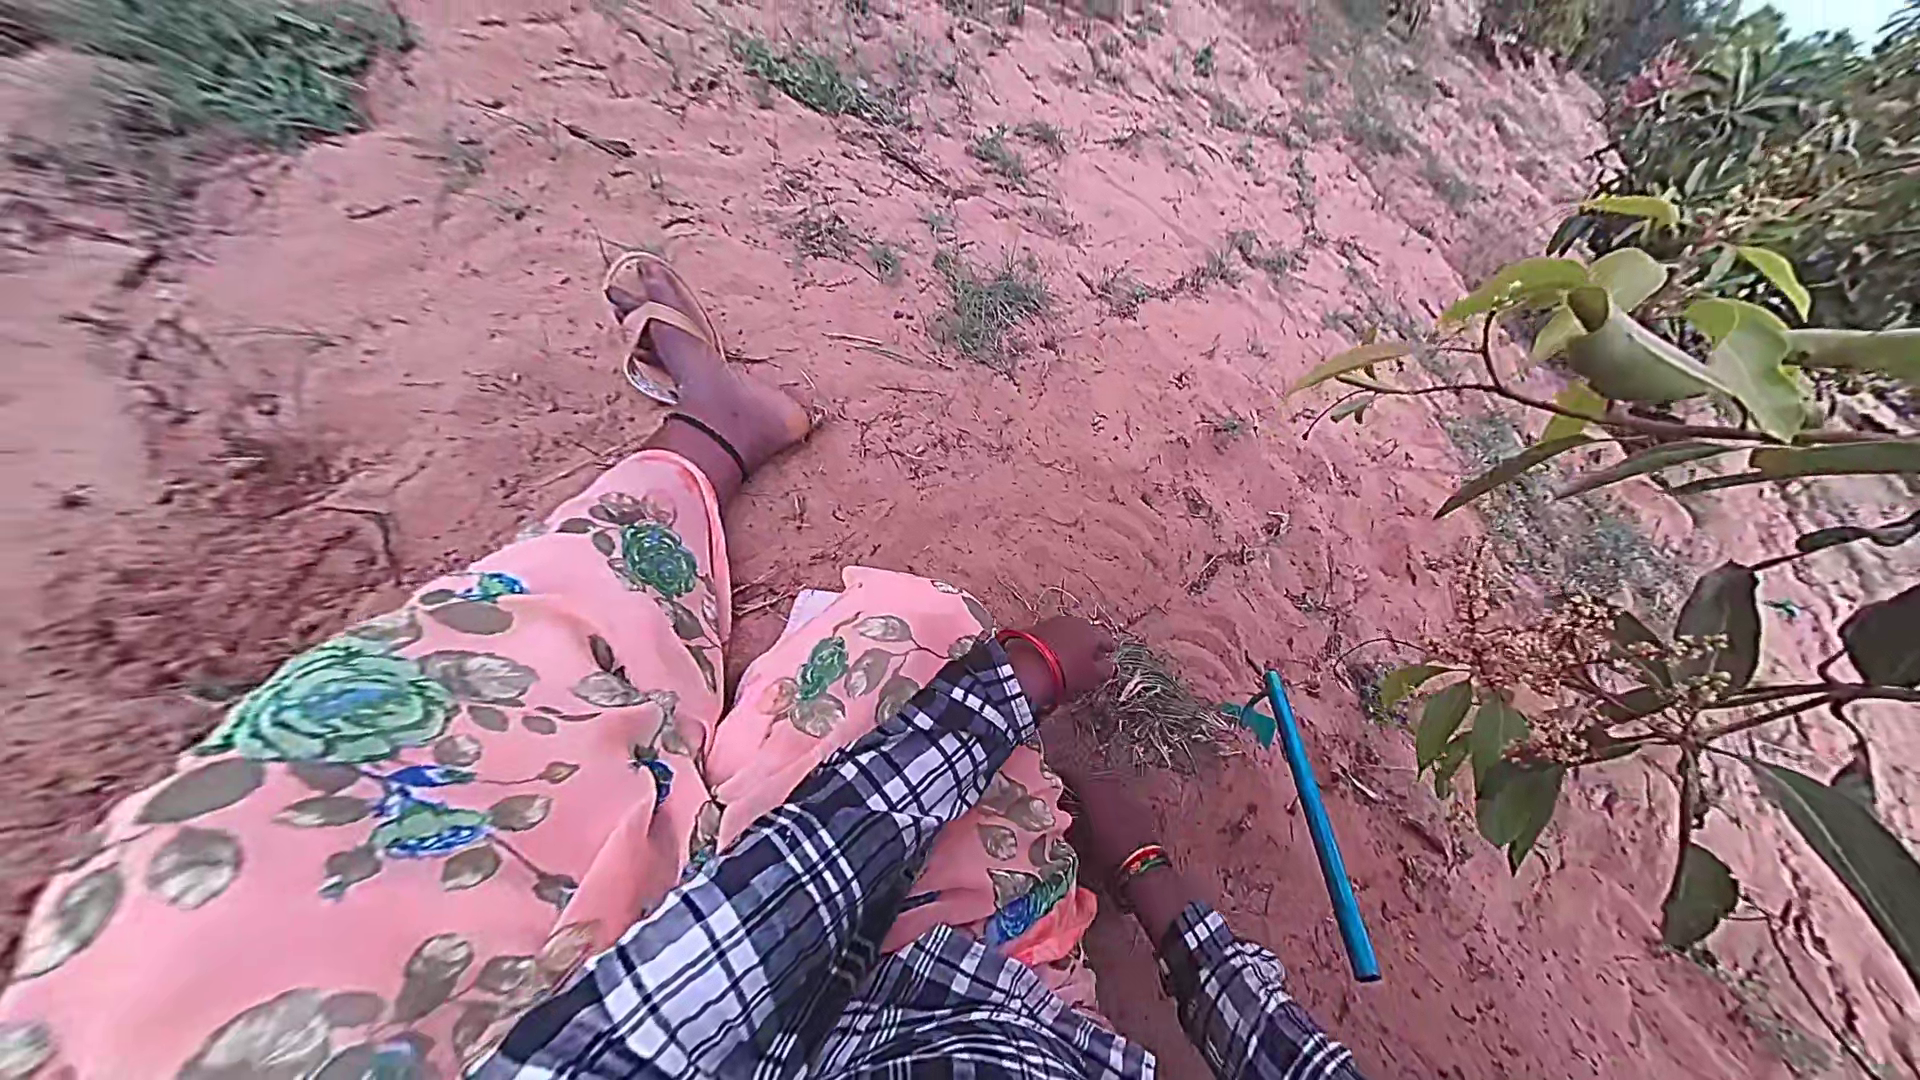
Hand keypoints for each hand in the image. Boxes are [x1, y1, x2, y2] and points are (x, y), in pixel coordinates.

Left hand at [1003, 616, 1113, 710]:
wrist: (1027, 668)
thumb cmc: (1067, 673)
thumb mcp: (1092, 677)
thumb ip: (1105, 669)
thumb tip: (1108, 664)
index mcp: (1091, 632)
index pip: (1106, 638)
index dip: (1108, 648)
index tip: (1108, 655)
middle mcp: (1073, 622)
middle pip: (1086, 632)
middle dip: (1089, 643)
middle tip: (1089, 657)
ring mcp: (1053, 622)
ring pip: (1068, 631)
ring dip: (1071, 641)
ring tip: (1070, 657)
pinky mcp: (1034, 628)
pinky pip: (1052, 635)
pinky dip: (1055, 642)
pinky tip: (1053, 654)